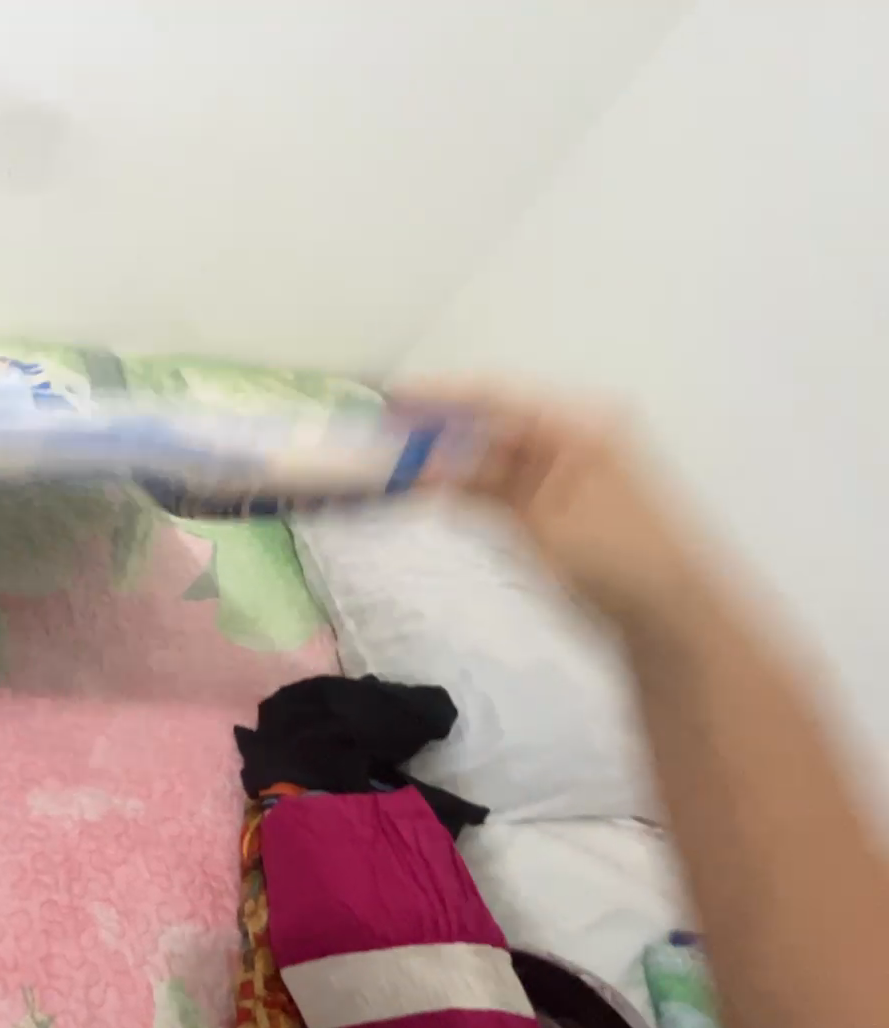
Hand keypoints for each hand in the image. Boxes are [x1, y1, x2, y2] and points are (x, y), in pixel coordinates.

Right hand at [400, 385, 710, 631]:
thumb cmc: (618, 557)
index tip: (388, 397)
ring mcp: (555, 471)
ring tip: (386, 460)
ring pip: (482, 454)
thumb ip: (477, 484)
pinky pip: (489, 481)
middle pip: (484, 422)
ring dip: (437, 457)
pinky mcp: (545, 503)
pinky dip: (455, 483)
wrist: (671, 613)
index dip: (438, 394)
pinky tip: (420, 487)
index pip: (494, 397)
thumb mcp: (541, 518)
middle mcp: (566, 438)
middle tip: (375, 435)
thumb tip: (419, 463)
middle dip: (430, 427)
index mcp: (577, 425)